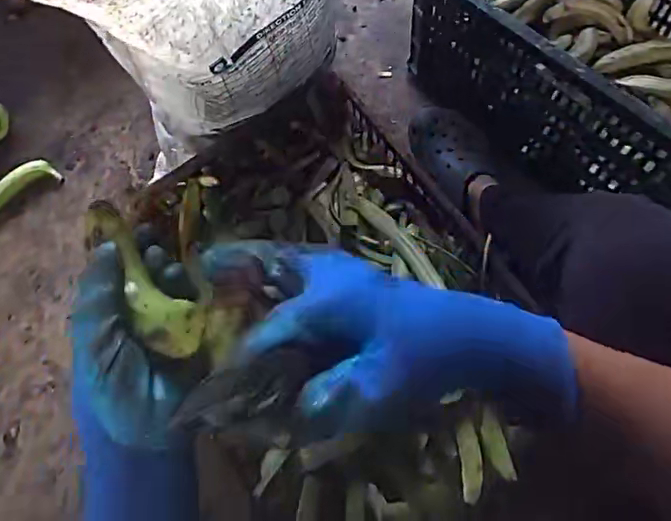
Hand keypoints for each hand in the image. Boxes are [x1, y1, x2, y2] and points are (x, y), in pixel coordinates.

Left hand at [67, 232, 197, 450]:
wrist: (150, 430)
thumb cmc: (113, 387)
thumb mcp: (93, 342)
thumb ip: (97, 296)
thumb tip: (106, 246)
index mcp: (111, 314)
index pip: (117, 272)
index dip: (123, 248)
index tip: (131, 228)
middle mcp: (141, 310)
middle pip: (147, 269)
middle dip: (150, 250)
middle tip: (153, 237)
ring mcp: (172, 316)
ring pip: (172, 277)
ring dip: (167, 265)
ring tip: (164, 264)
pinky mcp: (199, 323)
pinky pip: (197, 293)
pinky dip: (192, 280)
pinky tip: (184, 276)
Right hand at [208, 243, 577, 441]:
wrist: (468, 330)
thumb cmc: (422, 357)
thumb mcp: (378, 388)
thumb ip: (328, 399)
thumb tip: (287, 413)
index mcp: (328, 299)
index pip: (271, 332)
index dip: (242, 360)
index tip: (215, 386)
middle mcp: (330, 274)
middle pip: (273, 264)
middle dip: (237, 266)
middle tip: (202, 262)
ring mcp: (345, 269)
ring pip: (290, 258)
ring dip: (260, 260)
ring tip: (227, 259)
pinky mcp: (356, 276)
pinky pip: (307, 264)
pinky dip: (283, 265)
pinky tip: (275, 276)